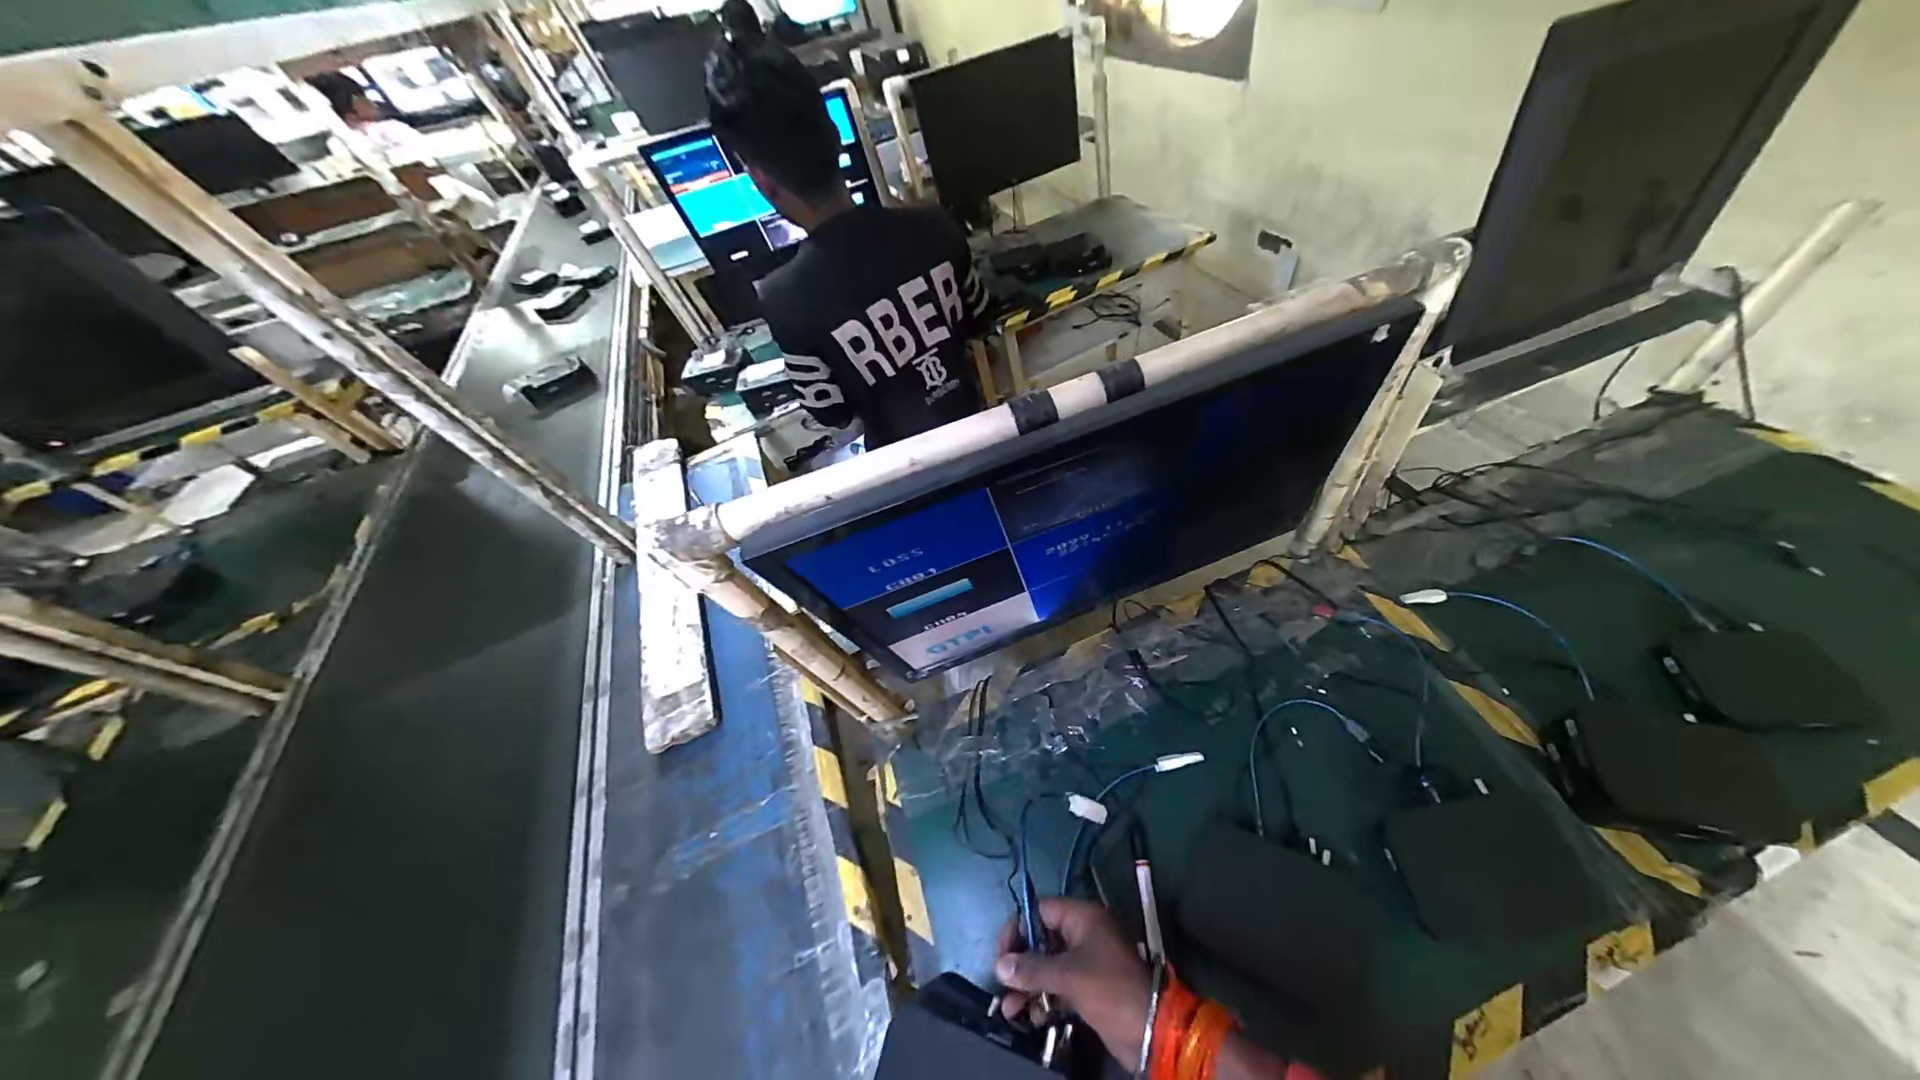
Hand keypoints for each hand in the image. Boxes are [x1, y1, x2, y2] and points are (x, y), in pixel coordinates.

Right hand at [994, 898, 1151, 1070]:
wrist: (1152, 1031)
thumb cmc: (1110, 990)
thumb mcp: (1069, 976)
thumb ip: (1032, 969)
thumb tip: (999, 965)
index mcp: (1082, 918)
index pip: (1040, 911)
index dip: (1017, 928)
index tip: (1001, 955)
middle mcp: (1083, 934)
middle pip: (1041, 939)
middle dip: (1020, 962)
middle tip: (1002, 984)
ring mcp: (1086, 962)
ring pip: (1047, 966)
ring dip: (1027, 985)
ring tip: (1009, 1009)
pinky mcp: (1088, 988)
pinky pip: (1058, 986)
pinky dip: (1043, 998)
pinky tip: (1031, 1017)